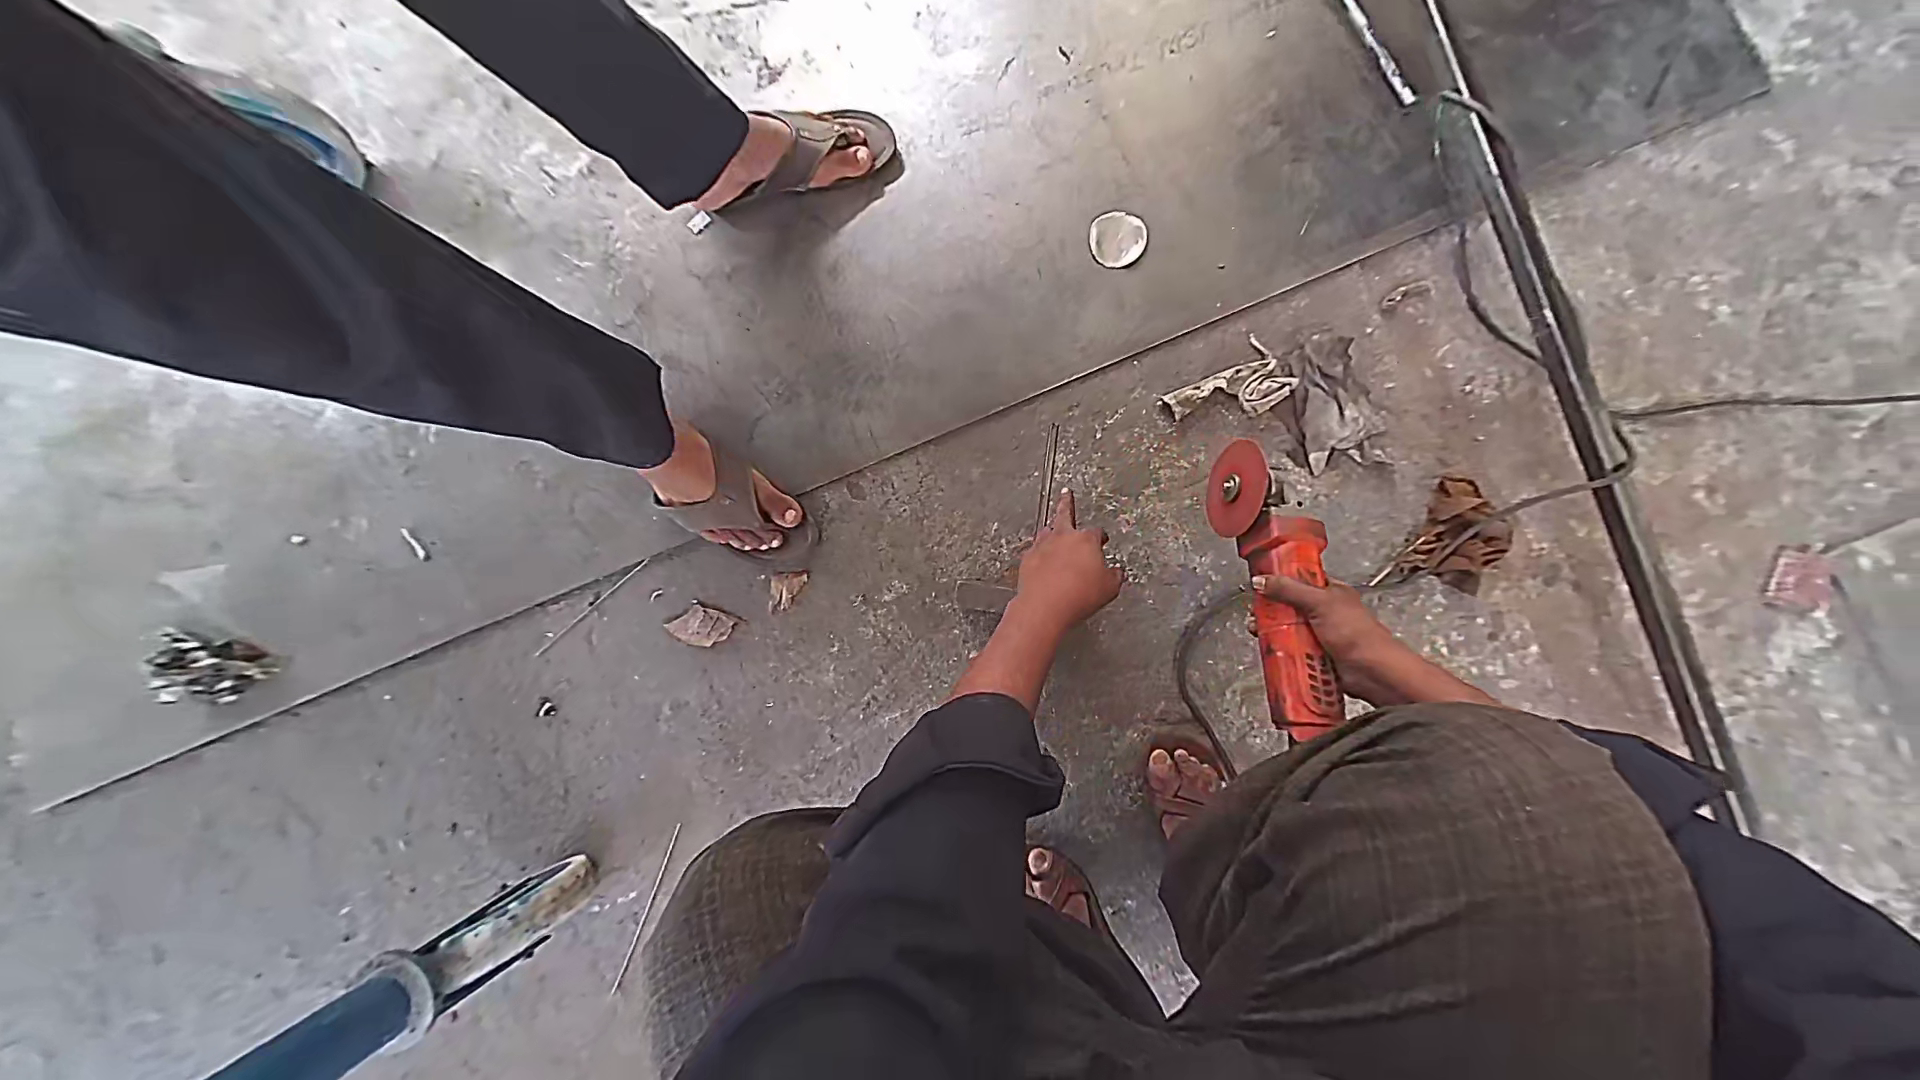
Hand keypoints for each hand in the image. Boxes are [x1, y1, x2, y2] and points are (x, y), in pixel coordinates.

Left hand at [1013, 490, 1122, 632]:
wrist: (1045, 606)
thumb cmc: (1079, 595)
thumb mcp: (1109, 587)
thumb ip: (1114, 576)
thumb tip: (1117, 572)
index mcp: (1086, 540)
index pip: (1096, 532)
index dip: (1100, 536)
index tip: (1103, 539)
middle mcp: (1063, 538)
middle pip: (1064, 514)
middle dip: (1067, 502)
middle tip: (1066, 494)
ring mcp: (1043, 547)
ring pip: (1047, 531)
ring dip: (1051, 528)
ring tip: (1052, 527)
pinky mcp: (1028, 560)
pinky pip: (1035, 551)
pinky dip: (1040, 553)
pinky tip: (1041, 558)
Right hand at [1253, 574, 1496, 707]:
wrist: (1373, 673)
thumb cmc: (1357, 634)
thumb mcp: (1319, 602)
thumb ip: (1288, 590)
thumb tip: (1260, 580)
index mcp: (1329, 592)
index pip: (1299, 579)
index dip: (1278, 579)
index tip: (1259, 583)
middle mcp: (1323, 611)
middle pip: (1287, 605)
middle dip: (1269, 609)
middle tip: (1256, 613)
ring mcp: (1318, 634)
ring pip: (1286, 628)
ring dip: (1270, 630)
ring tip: (1258, 632)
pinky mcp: (1313, 654)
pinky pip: (1290, 649)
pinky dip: (1279, 649)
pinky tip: (1269, 649)